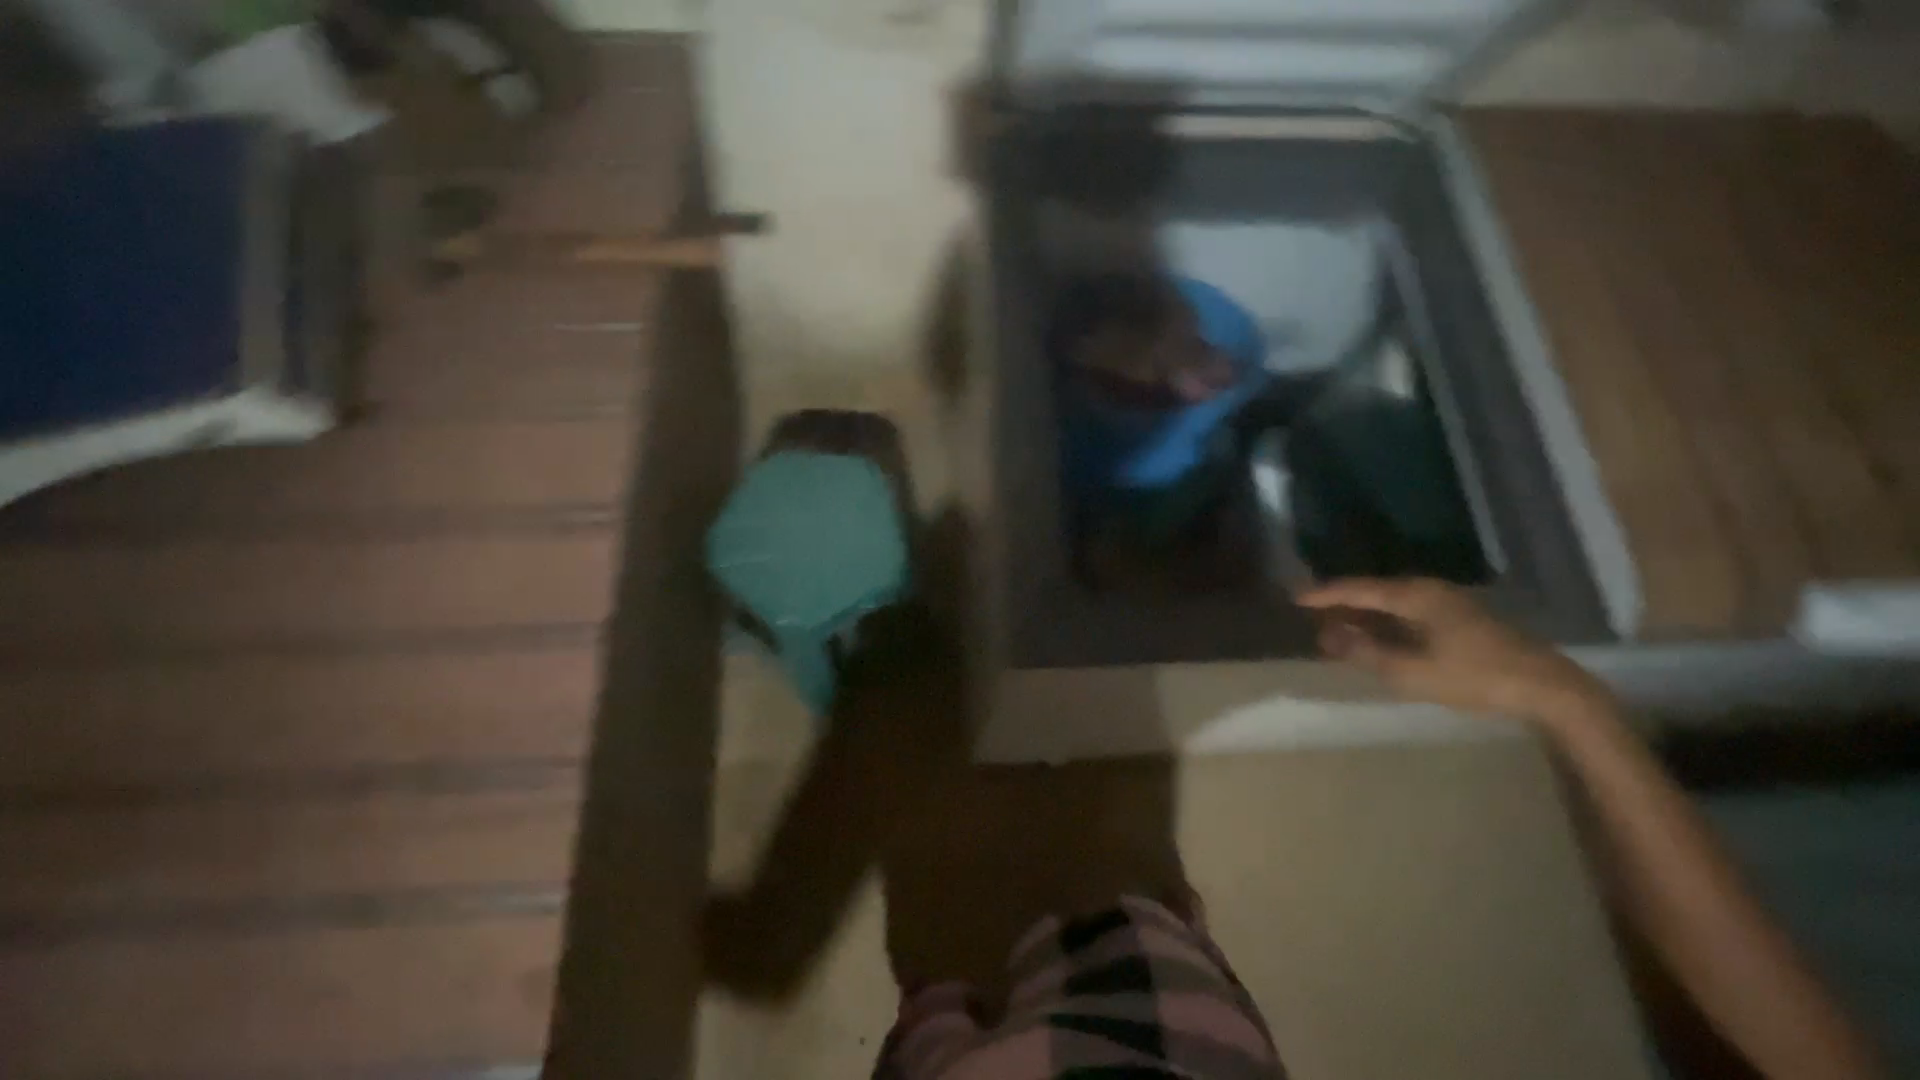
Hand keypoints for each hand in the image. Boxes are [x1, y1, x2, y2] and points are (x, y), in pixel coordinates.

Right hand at [1299, 578, 1613, 726]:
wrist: (1546, 687)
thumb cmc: (1475, 677)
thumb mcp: (1412, 672)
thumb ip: (1366, 652)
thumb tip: (1326, 635)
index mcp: (1415, 596)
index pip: (1358, 589)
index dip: (1324, 594)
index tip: (1294, 597)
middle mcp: (1429, 590)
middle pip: (1374, 591)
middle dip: (1341, 603)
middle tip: (1310, 615)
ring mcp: (1448, 603)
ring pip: (1392, 603)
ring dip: (1364, 615)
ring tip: (1336, 628)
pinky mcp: (1460, 619)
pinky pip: (1408, 613)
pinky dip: (1385, 622)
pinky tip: (1377, 638)